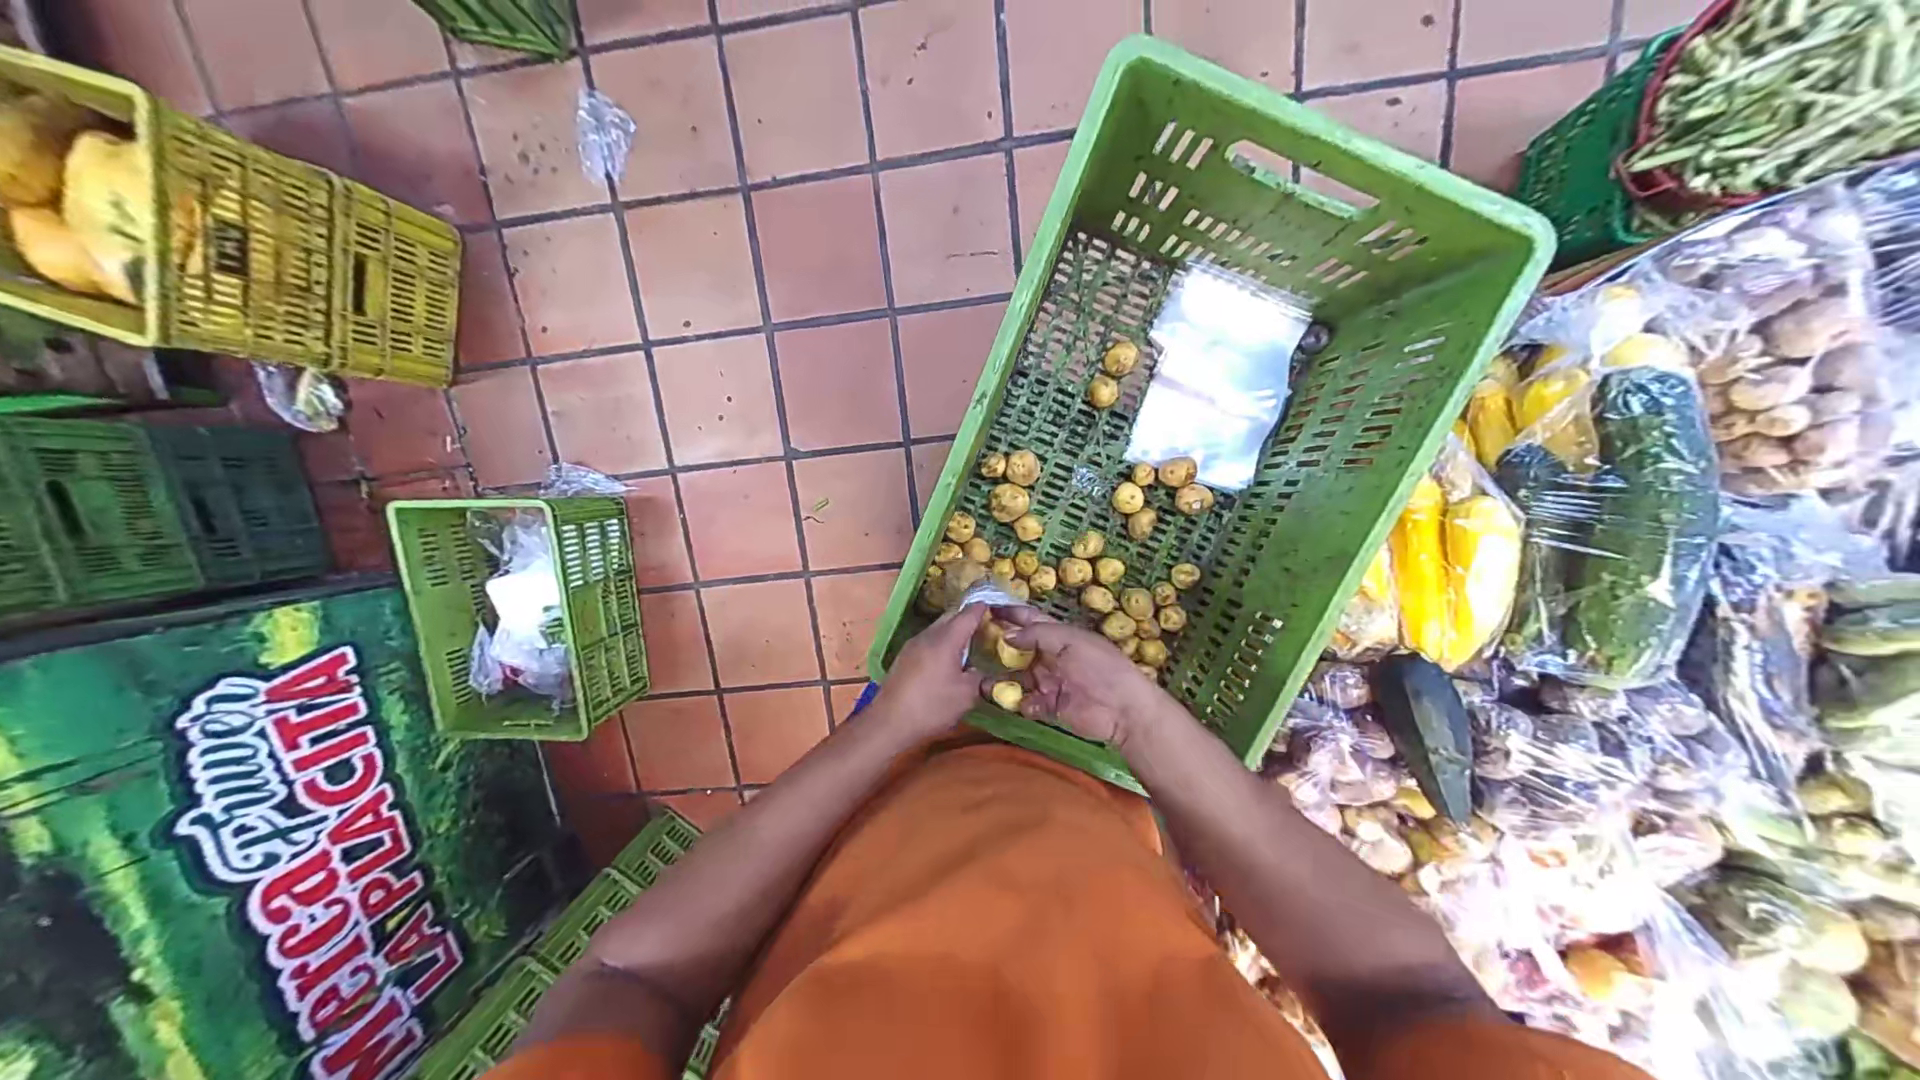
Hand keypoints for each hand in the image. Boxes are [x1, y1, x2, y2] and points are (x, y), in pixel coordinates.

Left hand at [872, 604, 989, 737]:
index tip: (995, 605)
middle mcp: (927, 636)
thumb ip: (979, 677)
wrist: (889, 722)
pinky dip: (941, 642)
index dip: (982, 608)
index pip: (967, 614)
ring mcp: (912, 645)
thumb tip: (981, 669)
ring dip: (953, 631)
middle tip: (985, 626)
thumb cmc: (931, 707)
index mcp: (945, 640)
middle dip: (968, 618)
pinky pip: (928, 641)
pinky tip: (947, 658)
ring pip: (938, 629)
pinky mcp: (904, 657)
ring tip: (969, 642)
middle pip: (951, 617)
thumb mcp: (966, 695)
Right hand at [993, 606, 1166, 745]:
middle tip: (973, 646)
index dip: (1010, 614)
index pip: (1030, 620)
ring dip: (1003, 678)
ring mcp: (1050, 681)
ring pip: (1018, 677)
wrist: (1123, 709)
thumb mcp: (1070, 642)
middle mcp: (1051, 656)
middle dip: (999, 647)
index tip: (985, 608)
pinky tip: (1014, 701)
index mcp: (1059, 635)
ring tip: (982, 679)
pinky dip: (1019, 702)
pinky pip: (1027, 702)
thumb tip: (1007, 635)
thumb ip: (1037, 635)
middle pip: (1019, 649)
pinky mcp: (1050, 706)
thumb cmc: (1100, 667)